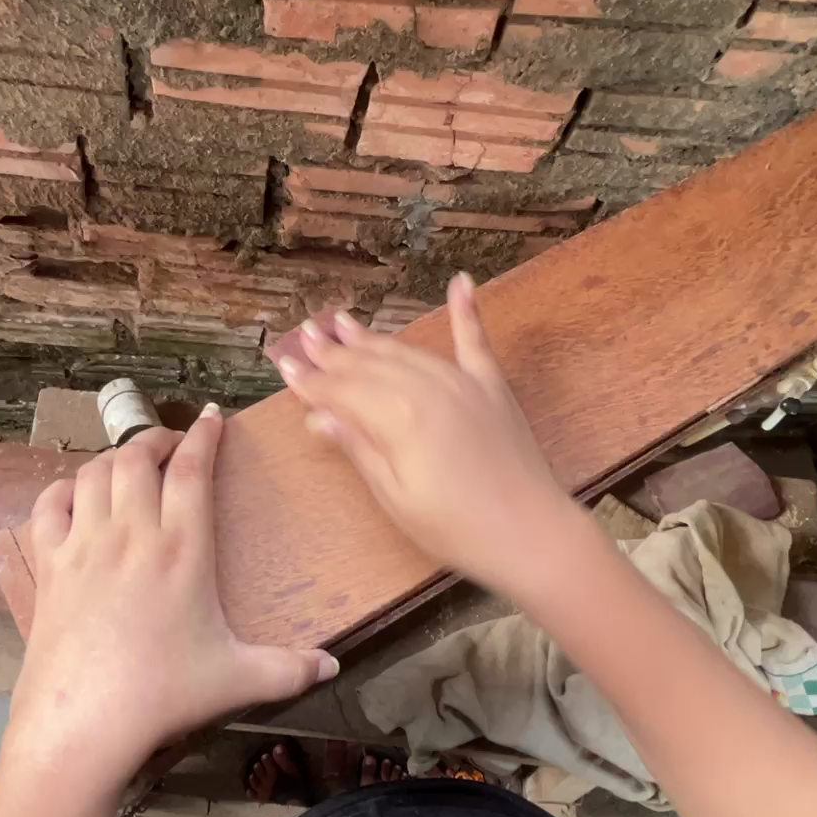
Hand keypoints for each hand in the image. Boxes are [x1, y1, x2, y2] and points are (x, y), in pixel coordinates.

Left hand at [7, 406, 338, 780]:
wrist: (80, 727)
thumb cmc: (162, 696)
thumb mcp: (236, 679)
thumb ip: (289, 668)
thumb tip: (334, 664)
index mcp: (181, 548)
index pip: (192, 469)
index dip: (204, 435)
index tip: (212, 418)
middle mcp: (132, 533)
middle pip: (137, 457)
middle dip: (156, 438)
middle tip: (172, 445)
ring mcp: (85, 545)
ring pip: (94, 472)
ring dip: (114, 459)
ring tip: (131, 467)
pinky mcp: (50, 565)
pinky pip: (50, 505)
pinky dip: (63, 489)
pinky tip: (77, 497)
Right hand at [277, 273, 590, 598]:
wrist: (532, 534)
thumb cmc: (456, 528)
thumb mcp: (395, 497)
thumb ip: (359, 449)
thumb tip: (318, 415)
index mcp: (398, 417)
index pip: (341, 392)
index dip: (310, 381)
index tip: (284, 366)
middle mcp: (427, 387)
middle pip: (368, 365)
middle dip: (332, 352)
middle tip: (304, 334)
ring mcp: (462, 381)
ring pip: (405, 351)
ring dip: (371, 336)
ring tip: (342, 321)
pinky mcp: (491, 386)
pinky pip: (475, 341)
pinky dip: (467, 311)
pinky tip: (461, 282)